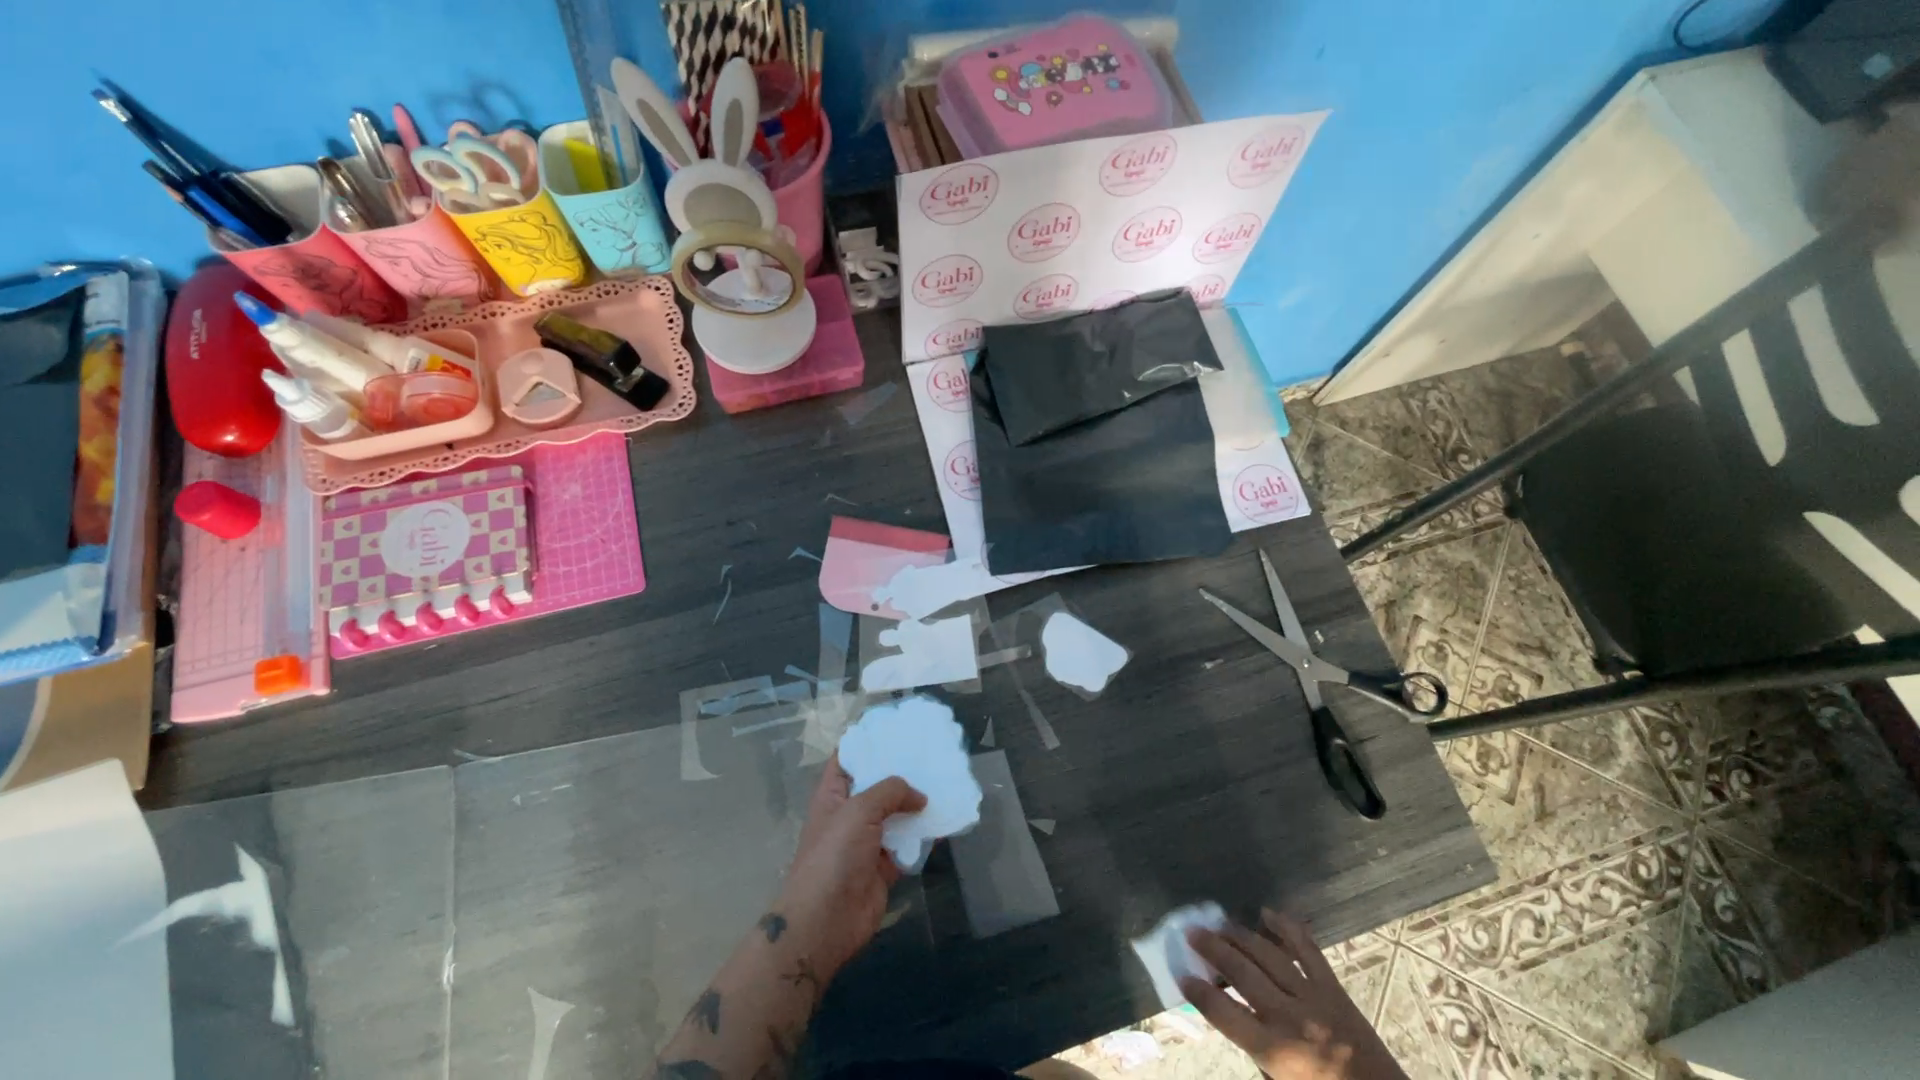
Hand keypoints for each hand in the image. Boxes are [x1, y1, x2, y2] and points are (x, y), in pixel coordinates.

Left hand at [774, 754, 926, 978]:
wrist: (827, 920)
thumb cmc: (834, 855)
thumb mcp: (859, 810)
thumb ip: (891, 792)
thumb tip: (920, 796)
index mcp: (833, 795)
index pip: (848, 759)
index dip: (868, 742)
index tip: (898, 728)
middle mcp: (850, 814)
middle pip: (878, 785)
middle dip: (903, 772)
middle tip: (934, 753)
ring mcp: (867, 842)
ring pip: (897, 815)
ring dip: (918, 804)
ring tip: (948, 782)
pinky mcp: (885, 867)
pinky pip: (909, 845)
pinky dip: (926, 836)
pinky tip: (948, 821)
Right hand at [1180, 910, 1406, 1079]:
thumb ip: (1254, 1049)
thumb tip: (1229, 1011)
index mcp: (1274, 1050)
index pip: (1224, 1012)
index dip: (1198, 992)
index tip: (1181, 973)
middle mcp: (1290, 1017)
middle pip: (1242, 973)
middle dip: (1213, 950)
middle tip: (1191, 932)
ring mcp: (1314, 998)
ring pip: (1269, 956)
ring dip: (1240, 936)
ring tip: (1217, 923)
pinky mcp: (1334, 988)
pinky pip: (1308, 950)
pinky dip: (1287, 928)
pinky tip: (1267, 913)